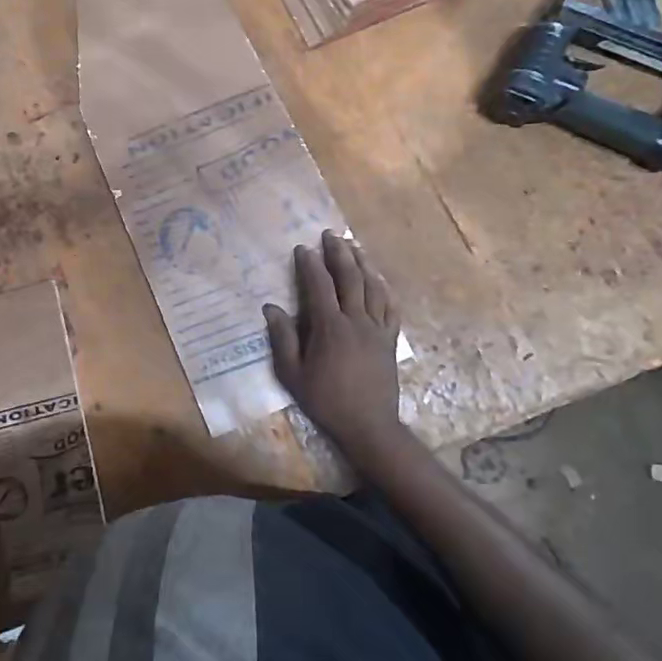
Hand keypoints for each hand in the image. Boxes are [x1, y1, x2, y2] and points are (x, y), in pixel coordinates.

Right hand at [264, 231, 405, 459]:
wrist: (368, 426)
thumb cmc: (326, 401)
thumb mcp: (293, 374)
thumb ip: (282, 339)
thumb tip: (270, 308)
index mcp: (330, 327)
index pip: (319, 285)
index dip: (310, 264)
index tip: (303, 248)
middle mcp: (356, 320)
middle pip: (350, 278)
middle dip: (339, 253)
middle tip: (331, 234)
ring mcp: (377, 328)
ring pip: (373, 287)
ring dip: (363, 263)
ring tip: (354, 246)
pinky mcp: (390, 339)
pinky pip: (391, 307)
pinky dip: (384, 289)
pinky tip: (379, 279)